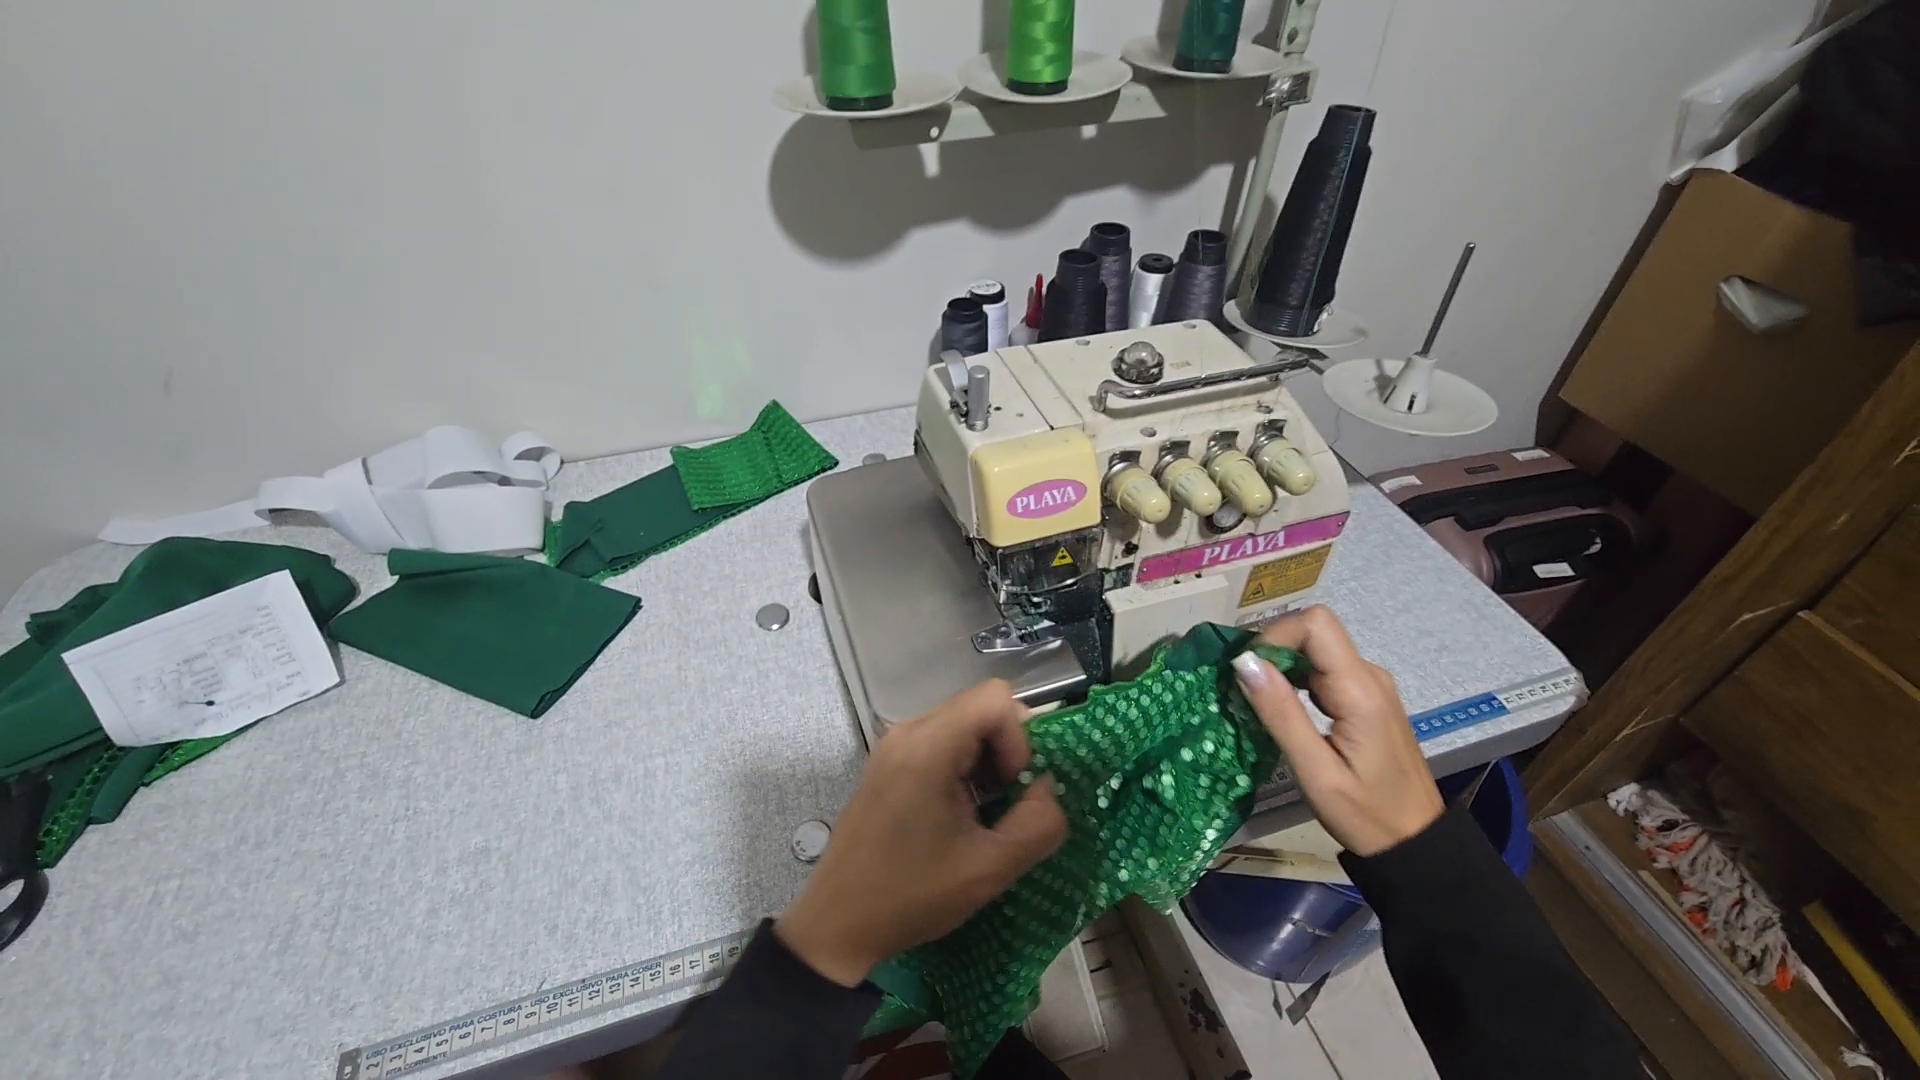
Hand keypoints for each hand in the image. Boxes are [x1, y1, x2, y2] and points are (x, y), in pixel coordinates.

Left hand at [776, 680, 1068, 986]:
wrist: (838, 924)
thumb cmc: (912, 895)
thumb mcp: (990, 869)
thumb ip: (1038, 824)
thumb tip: (1048, 789)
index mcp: (928, 746)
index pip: (995, 698)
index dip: (1018, 738)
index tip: (1013, 787)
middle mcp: (907, 732)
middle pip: (979, 708)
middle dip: (1006, 751)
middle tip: (1005, 803)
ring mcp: (892, 746)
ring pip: (962, 724)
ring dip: (985, 761)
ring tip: (982, 813)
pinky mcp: (887, 764)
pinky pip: (940, 742)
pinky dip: (962, 767)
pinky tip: (958, 815)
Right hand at [1230, 606, 1443, 857]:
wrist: (1417, 843)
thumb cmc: (1366, 815)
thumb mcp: (1316, 772)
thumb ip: (1280, 713)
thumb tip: (1243, 662)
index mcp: (1361, 691)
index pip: (1316, 624)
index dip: (1276, 635)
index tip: (1249, 671)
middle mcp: (1369, 676)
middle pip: (1314, 632)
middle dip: (1273, 650)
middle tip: (1245, 690)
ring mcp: (1370, 685)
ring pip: (1316, 649)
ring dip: (1281, 666)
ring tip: (1258, 702)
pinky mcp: (1366, 697)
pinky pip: (1324, 669)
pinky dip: (1295, 679)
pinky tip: (1282, 710)